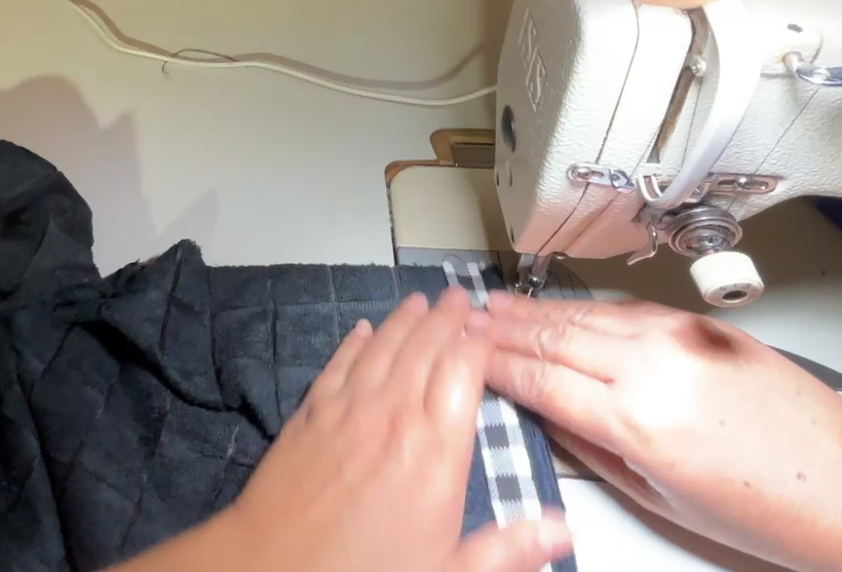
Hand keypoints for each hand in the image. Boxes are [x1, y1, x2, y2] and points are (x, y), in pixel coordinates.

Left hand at [120, 288, 572, 571]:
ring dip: (403, 320)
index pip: (463, 374)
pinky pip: (339, 363)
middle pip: (424, 348)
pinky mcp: (312, 408)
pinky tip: (363, 329)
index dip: (477, 342)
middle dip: (446, 318)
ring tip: (421, 301)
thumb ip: (508, 548)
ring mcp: (348, 405)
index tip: (489, 325)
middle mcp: (393, 414)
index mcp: (435, 451)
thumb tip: (562, 529)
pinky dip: (354, 342)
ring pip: (382, 346)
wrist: (278, 565)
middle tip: (461, 296)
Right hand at [479, 293, 841, 571]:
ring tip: (493, 304)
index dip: (492, 364)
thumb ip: (592, 448)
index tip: (462, 354)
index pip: (539, 380)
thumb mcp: (663, 501)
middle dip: (500, 327)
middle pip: (551, 336)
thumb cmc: (775, 516)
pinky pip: (619, 309)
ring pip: (579, 313)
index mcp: (639, 423)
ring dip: (530, 309)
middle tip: (461, 318)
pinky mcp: (698, 323)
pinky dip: (578, 306)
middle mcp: (652, 368)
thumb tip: (545, 413)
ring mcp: (676, 336)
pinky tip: (556, 307)